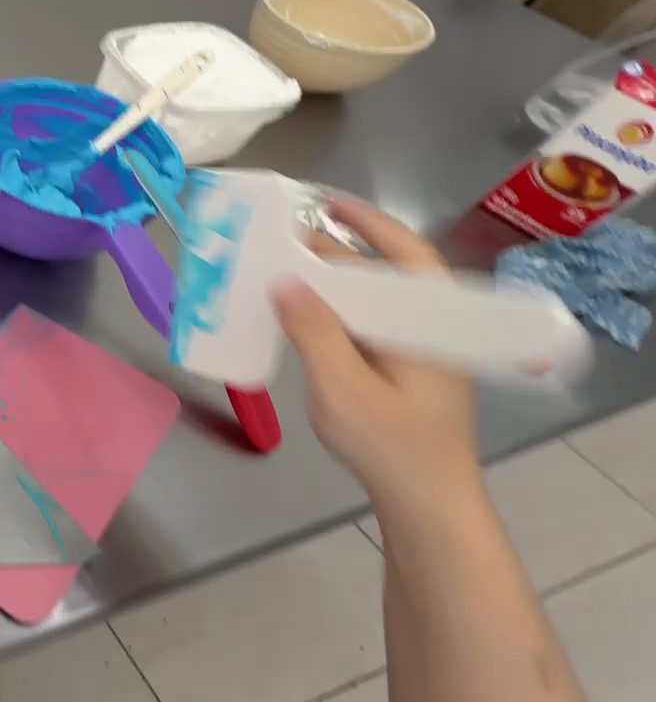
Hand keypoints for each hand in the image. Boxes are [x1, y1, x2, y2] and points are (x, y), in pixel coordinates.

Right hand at [272, 197, 478, 502]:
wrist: (423, 498)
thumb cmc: (389, 443)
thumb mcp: (344, 387)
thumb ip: (316, 333)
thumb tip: (285, 282)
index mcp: (426, 325)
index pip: (406, 257)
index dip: (369, 224)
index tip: (325, 202)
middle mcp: (421, 329)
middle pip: (379, 276)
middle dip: (330, 253)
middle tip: (276, 240)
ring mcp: (407, 349)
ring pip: (364, 302)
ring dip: (322, 284)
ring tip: (273, 271)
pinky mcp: (391, 368)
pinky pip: (354, 326)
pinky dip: (322, 313)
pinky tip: (289, 316)